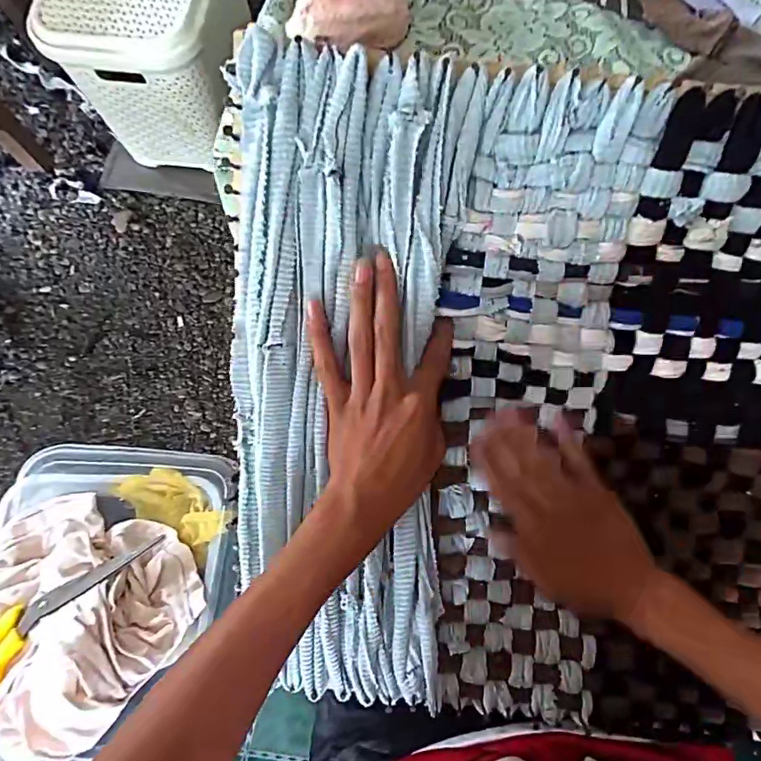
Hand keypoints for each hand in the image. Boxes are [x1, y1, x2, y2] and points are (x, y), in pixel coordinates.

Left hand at [307, 248, 453, 548]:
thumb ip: (434, 416)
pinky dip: (320, 335)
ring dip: (361, 301)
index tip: (444, 320)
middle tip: (384, 260)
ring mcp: (361, 391)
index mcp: (419, 402)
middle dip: (389, 293)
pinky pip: (327, 363)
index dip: (441, 338)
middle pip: (391, 332)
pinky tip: (316, 307)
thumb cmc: (403, 480)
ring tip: (360, 269)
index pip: (435, 360)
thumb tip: (430, 397)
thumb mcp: (435, 449)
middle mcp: (390, 388)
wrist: (362, 500)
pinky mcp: (338, 400)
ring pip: (362, 338)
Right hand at [471, 408, 664, 622]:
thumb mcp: (543, 579)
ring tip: (513, 413)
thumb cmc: (582, 587)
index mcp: (532, 527)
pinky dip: (568, 440)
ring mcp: (574, 494)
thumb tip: (492, 530)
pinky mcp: (598, 490)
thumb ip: (518, 552)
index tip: (477, 440)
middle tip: (490, 416)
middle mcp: (549, 504)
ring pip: (545, 460)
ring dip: (527, 435)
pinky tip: (556, 421)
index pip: (504, 489)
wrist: (630, 587)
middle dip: (503, 441)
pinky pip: (580, 462)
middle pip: (521, 468)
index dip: (489, 463)